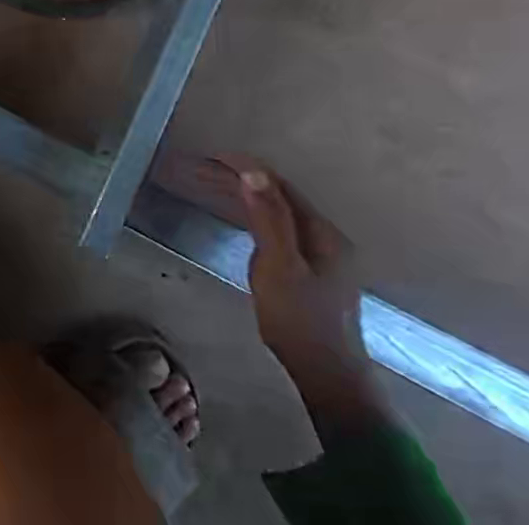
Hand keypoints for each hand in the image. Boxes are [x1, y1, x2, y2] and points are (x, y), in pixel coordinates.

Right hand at [220, 154, 387, 437]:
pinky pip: (276, 226)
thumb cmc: (298, 318)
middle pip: (279, 196)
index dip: (247, 167)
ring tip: (211, 184)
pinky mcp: (307, 268)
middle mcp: (325, 238)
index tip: (211, 157)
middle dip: (242, 178)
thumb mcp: (278, 266)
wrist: (324, 371)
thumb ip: (268, 219)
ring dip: (245, 194)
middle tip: (202, 169)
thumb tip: (254, 173)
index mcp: (322, 233)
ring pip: (277, 211)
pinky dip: (251, 213)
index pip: (280, 187)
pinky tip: (237, 216)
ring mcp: (319, 254)